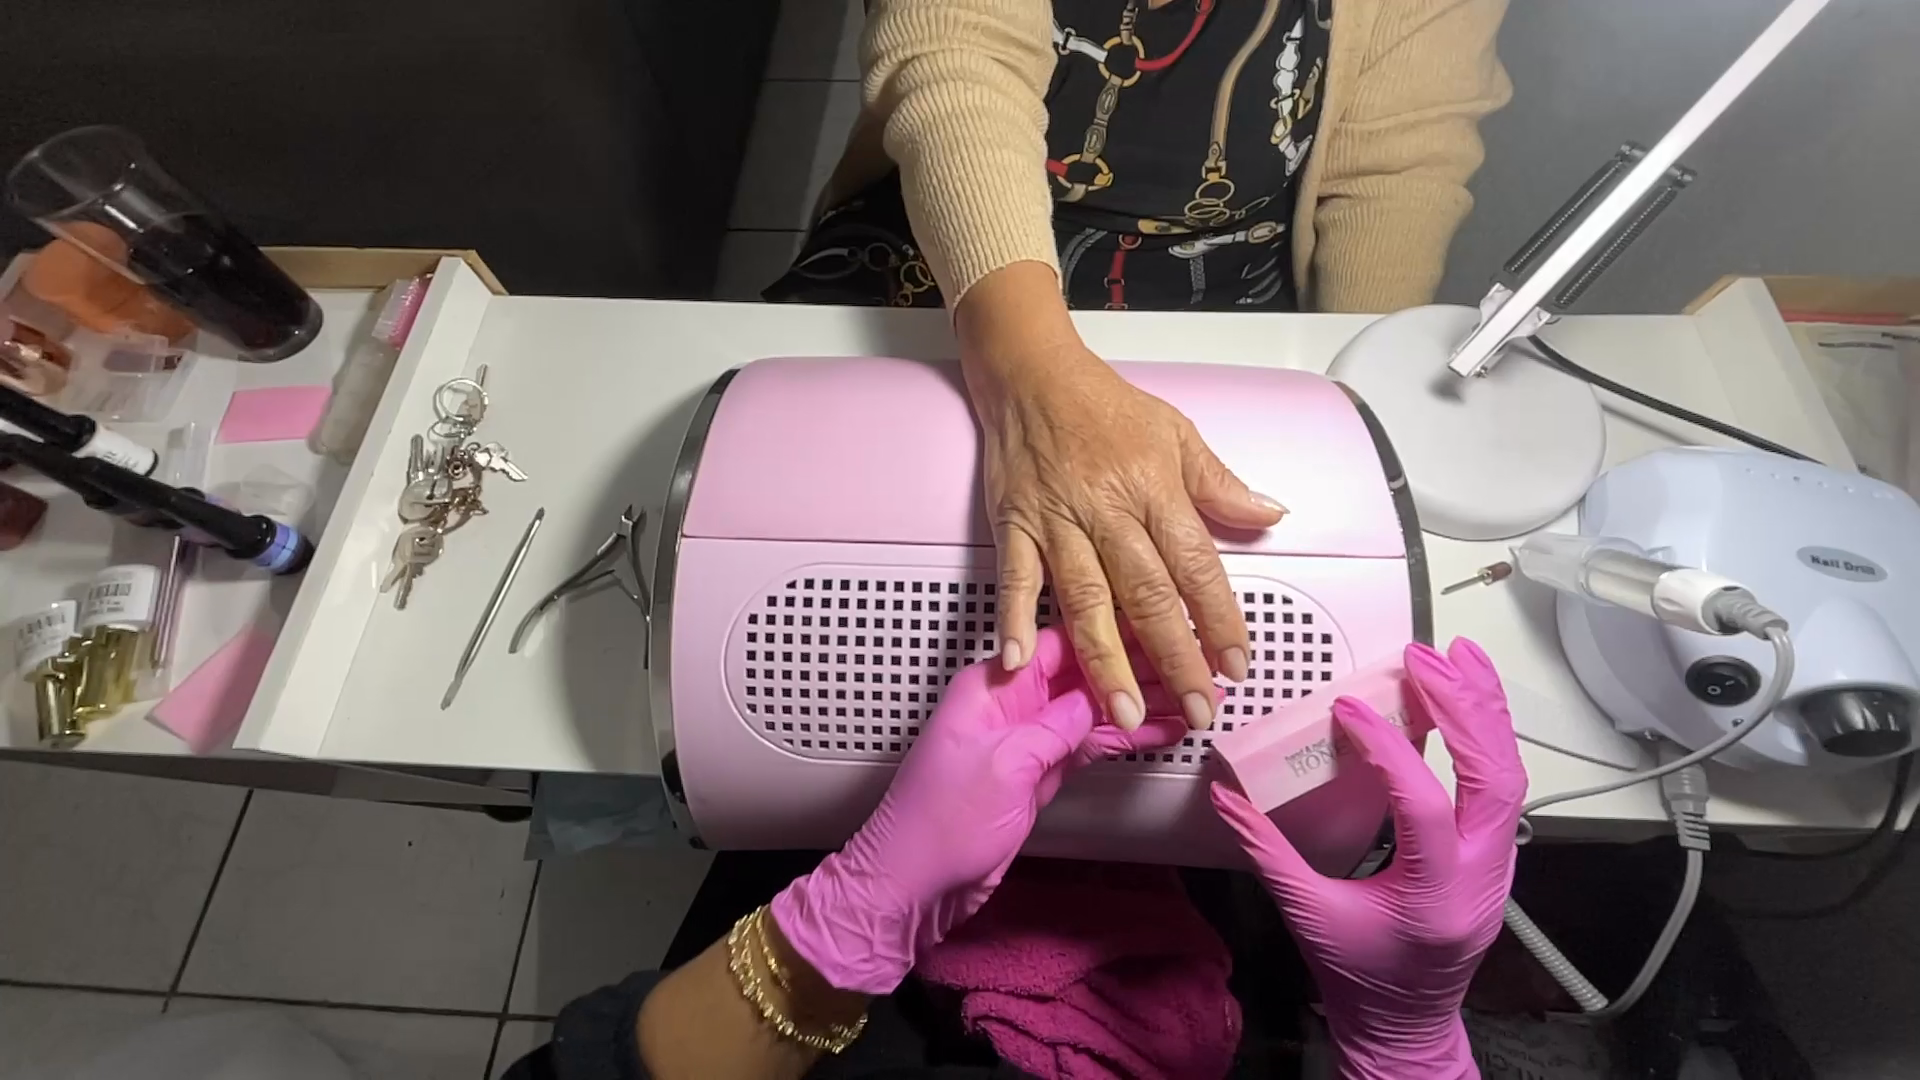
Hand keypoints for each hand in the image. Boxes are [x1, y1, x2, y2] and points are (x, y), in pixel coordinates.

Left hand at [772, 627, 1184, 993]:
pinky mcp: (1039, 770)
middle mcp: (1012, 703)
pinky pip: (1088, 743)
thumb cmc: (940, 822)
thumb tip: (1103, 696)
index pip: (1059, 644)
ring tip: (1193, 696)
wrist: (914, 885)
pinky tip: (1161, 730)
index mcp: (992, 685)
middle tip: (1190, 665)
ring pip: (1093, 709)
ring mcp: (1028, 737)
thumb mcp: (1004, 764)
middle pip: (1083, 674)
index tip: (1155, 631)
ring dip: (1139, 705)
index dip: (1108, 636)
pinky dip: (1124, 738)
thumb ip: (1055, 726)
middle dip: (1135, 670)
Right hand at [956, 288, 1284, 733]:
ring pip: (1085, 598)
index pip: (1194, 564)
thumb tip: (1272, 514)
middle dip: (1173, 656)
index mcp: (1153, 489)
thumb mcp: (1175, 431)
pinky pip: (1016, 579)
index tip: (1235, 665)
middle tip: (1194, 711)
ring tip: (1123, 712)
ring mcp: (1057, 522)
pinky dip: (1014, 619)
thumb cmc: (1105, 405)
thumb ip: (1219, 482)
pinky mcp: (1015, 526)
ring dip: (1105, 658)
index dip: (1218, 618)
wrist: (1032, 376)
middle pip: (1144, 593)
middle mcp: (1107, 511)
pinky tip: (1018, 662)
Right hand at [1211, 639, 1526, 1078]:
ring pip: (1511, 777)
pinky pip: (1501, 786)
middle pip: (1496, 779)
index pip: (1423, 806)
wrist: (1407, 1026)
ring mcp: (1499, 865)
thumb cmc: (1361, 978)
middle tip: (1428, 658)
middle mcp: (1485, 875)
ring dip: (1486, 712)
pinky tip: (1467, 704)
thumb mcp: (1307, 914)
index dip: (1387, 749)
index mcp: (1438, 894)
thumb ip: (1265, 849)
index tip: (1349, 709)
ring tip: (1462, 658)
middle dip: (1464, 709)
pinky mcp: (1493, 854)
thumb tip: (1226, 796)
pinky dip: (1487, 736)